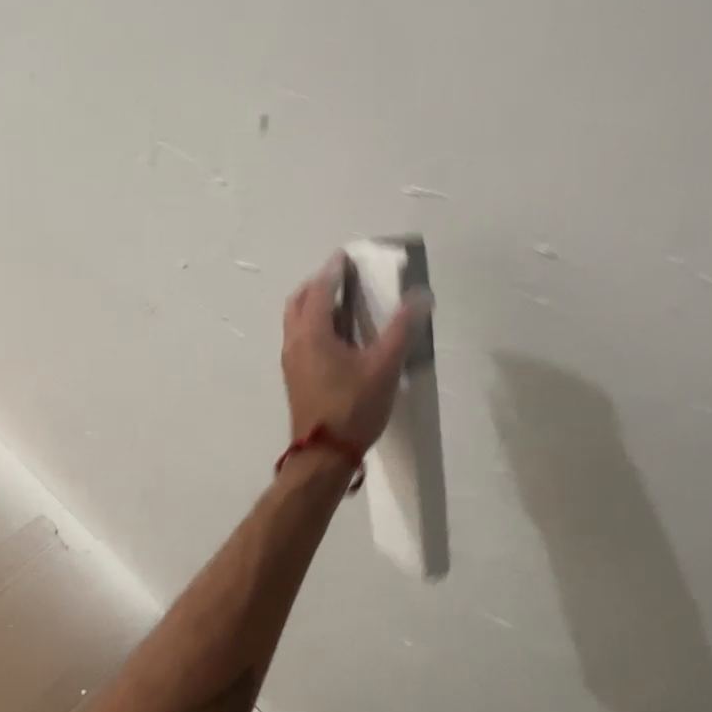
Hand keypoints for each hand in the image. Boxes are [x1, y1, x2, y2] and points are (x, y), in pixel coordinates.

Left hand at [280, 251, 428, 448]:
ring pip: (295, 321)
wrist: (324, 455)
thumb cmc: (353, 407)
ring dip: (312, 305)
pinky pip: (299, 338)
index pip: (321, 290)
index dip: (333, 271)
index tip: (344, 256)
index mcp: (312, 332)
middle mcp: (295, 342)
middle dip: (318, 284)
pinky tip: (335, 338)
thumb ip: (402, 329)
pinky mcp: (295, 378)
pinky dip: (312, 325)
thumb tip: (420, 297)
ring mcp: (291, 361)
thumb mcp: (384, 367)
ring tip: (339, 304)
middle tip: (340, 277)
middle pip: (300, 301)